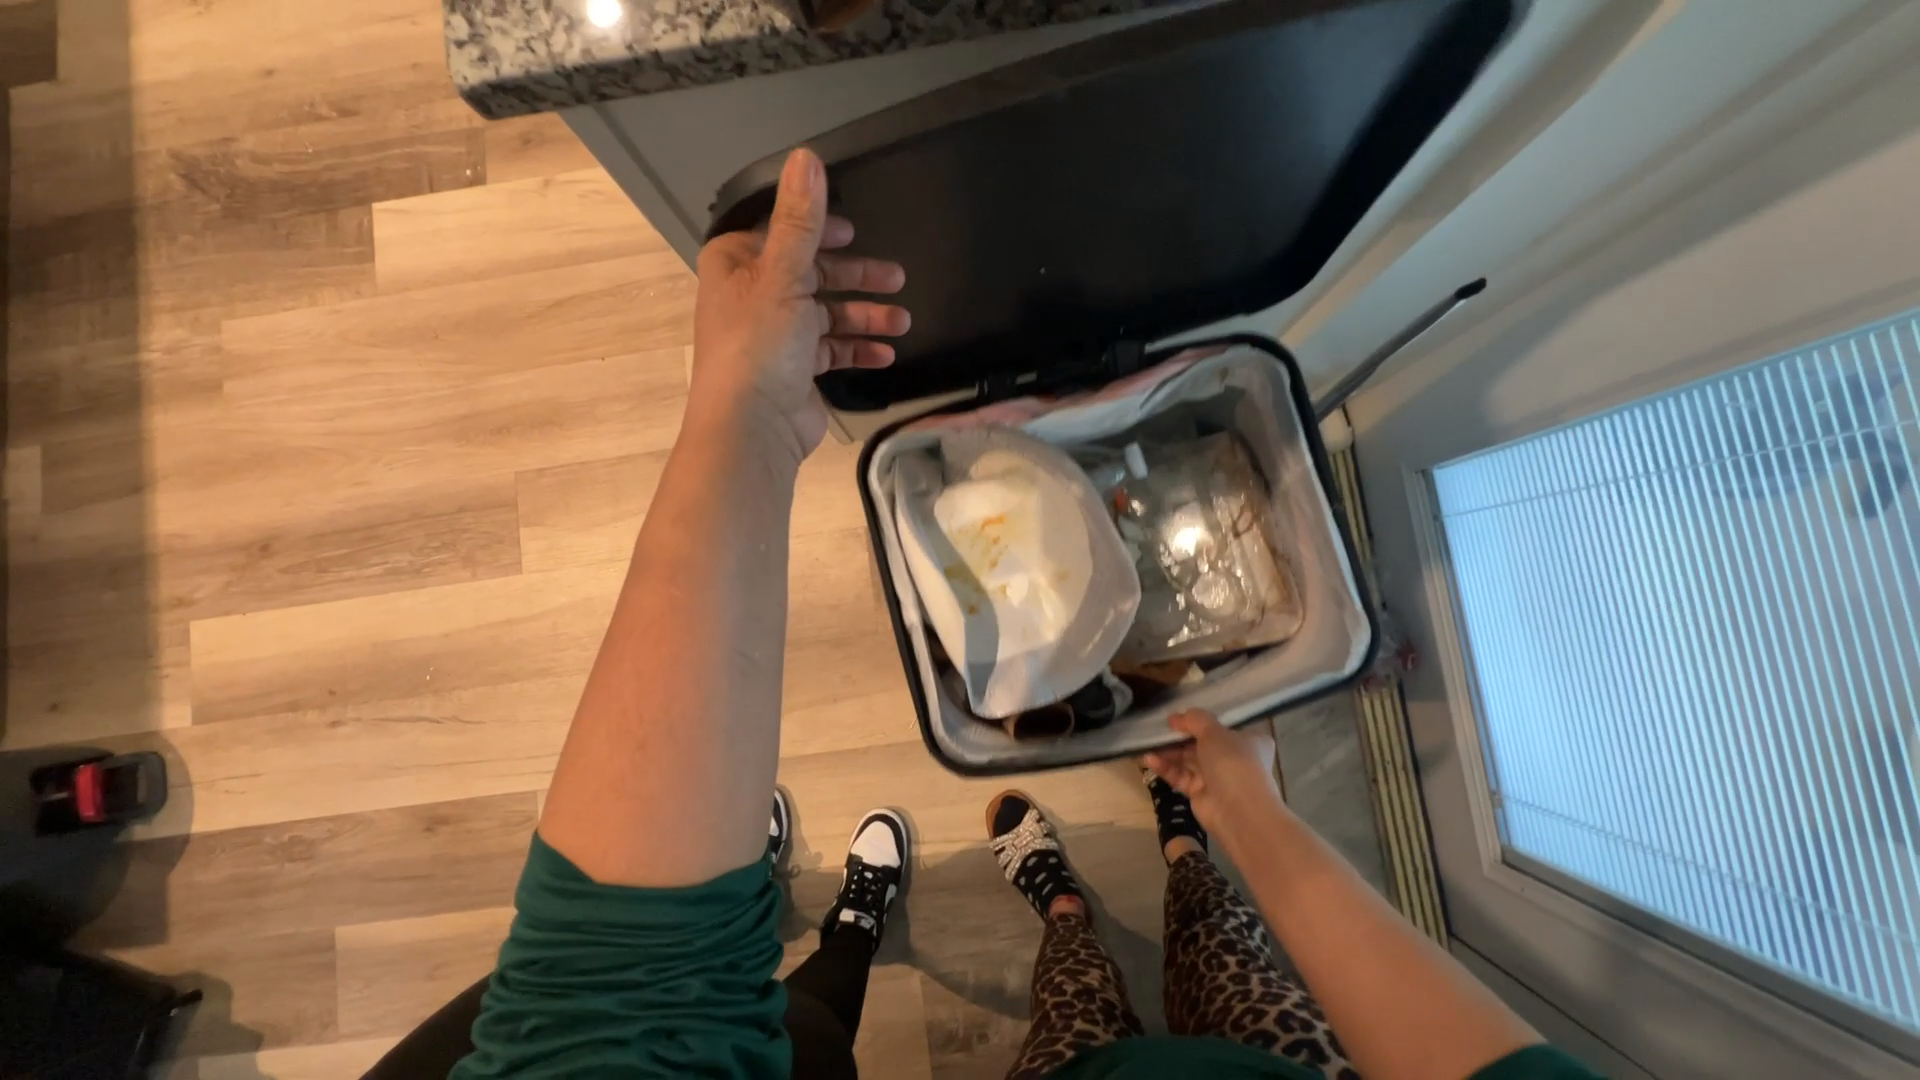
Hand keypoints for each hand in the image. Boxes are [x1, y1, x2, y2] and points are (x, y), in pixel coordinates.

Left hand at [689, 147, 909, 464]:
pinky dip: (858, 349)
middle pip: (813, 273)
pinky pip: (833, 349)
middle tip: (896, 276)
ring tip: (902, 322)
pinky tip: (886, 353)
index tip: (854, 231)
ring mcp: (776, 335)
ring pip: (828, 313)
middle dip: (856, 277)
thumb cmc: (759, 345)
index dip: (818, 230)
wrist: (752, 427)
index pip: (781, 232)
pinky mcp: (796, 369)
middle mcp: (754, 294)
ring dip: (865, 316)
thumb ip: (801, 221)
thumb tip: (806, 157)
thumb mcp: (783, 275)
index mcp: (737, 264)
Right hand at [1144, 709, 1289, 849]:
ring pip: (1188, 760)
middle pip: (1201, 742)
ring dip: (1168, 752)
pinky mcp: (1201, 793)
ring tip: (1147, 743)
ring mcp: (1217, 777)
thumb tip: (1175, 717)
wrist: (1239, 811)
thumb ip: (1195, 719)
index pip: (1221, 726)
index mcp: (1249, 740)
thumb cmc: (1233, 762)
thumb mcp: (1214, 731)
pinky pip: (1180, 776)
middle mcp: (1234, 758)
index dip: (1199, 720)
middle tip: (1158, 728)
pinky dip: (1166, 768)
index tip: (1178, 715)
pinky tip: (1149, 760)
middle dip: (1178, 736)